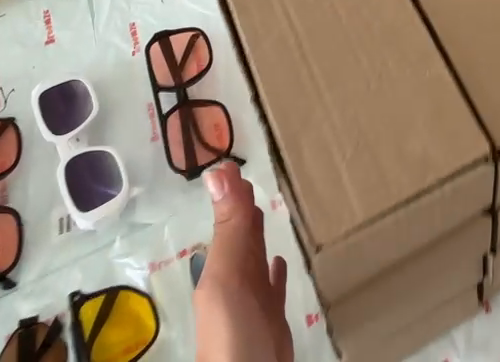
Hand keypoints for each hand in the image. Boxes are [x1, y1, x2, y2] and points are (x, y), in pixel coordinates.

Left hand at [192, 163, 291, 361]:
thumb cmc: (235, 338)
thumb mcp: (228, 279)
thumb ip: (229, 228)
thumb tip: (219, 170)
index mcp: (221, 271)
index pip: (228, 223)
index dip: (231, 195)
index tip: (237, 163)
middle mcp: (235, 284)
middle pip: (240, 240)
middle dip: (244, 212)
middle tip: (255, 179)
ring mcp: (253, 306)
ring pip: (255, 261)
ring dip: (259, 238)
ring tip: (267, 211)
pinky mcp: (272, 324)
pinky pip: (272, 291)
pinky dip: (275, 273)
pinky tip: (280, 262)